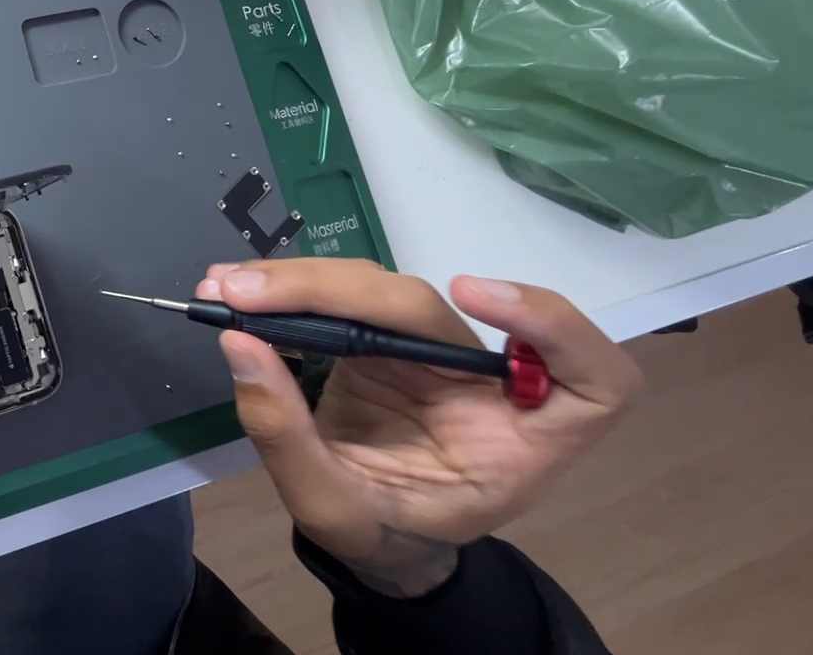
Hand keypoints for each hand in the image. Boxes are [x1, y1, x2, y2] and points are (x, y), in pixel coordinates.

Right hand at [203, 259, 640, 597]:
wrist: (369, 532)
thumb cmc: (377, 532)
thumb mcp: (329, 505)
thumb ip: (285, 433)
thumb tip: (238, 341)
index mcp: (514, 442)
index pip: (588, 377)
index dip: (548, 325)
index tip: (471, 295)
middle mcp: (478, 381)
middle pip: (423, 308)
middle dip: (330, 289)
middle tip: (245, 293)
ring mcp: (425, 353)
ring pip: (371, 288)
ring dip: (293, 280)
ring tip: (224, 287)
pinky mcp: (379, 337)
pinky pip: (337, 296)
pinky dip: (284, 288)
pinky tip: (235, 288)